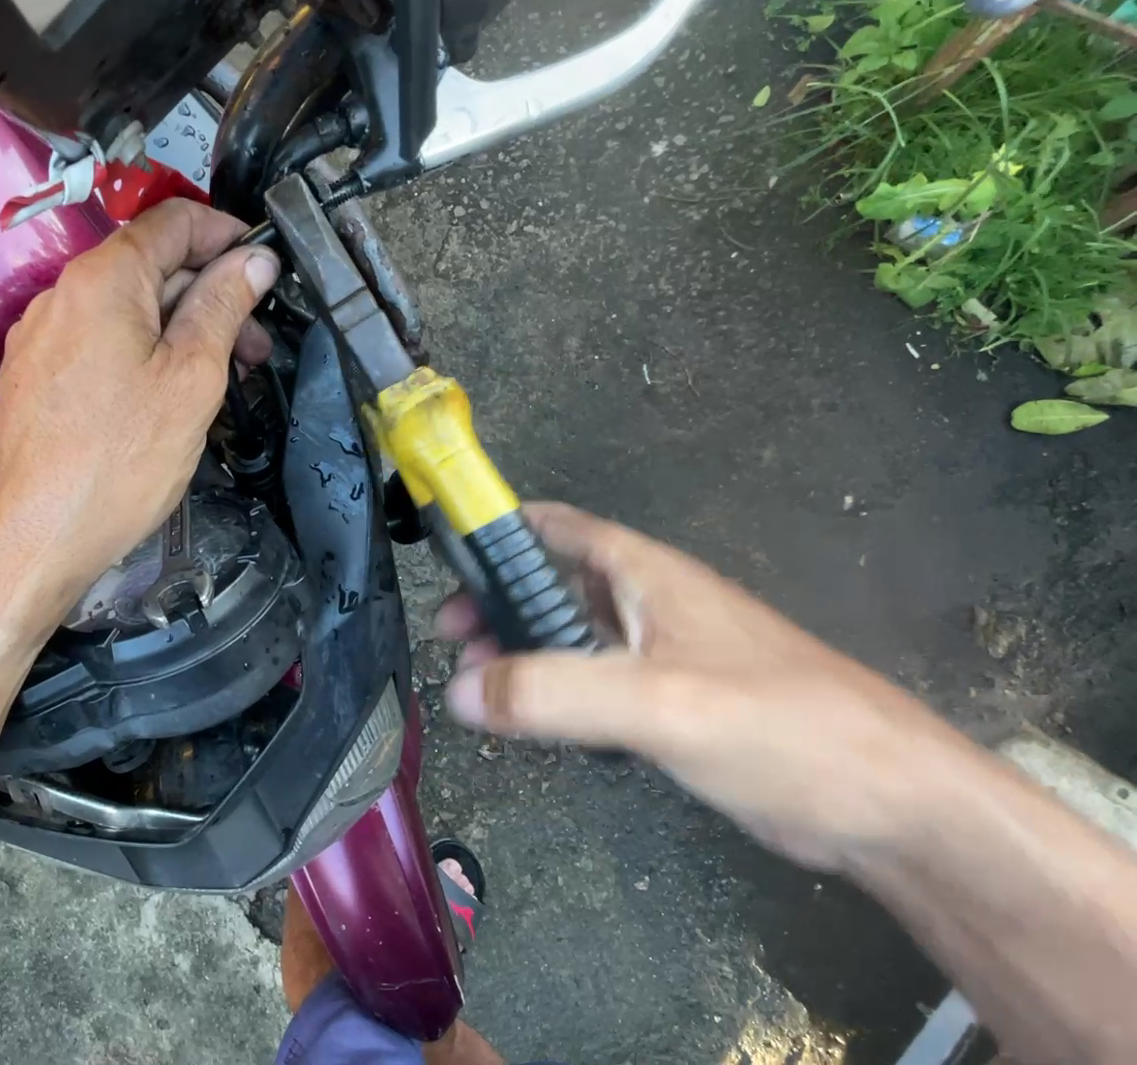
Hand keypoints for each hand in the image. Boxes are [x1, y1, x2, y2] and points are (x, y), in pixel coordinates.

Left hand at [0, 199, 278, 628]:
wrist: (32, 543)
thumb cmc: (114, 466)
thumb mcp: (191, 380)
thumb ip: (222, 308)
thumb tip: (251, 261)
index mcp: (101, 281)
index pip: (173, 221)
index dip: (226, 234)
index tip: (262, 265)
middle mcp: (60, 298)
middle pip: (148, 269)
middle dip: (208, 295)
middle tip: (252, 344)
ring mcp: (39, 340)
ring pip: (124, 312)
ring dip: (176, 331)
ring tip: (216, 379)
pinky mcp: (32, 379)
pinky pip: (96, 346)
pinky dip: (138, 355)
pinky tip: (162, 397)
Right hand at [438, 502, 974, 870]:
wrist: (894, 810)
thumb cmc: (782, 729)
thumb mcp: (660, 703)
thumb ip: (554, 693)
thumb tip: (458, 691)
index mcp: (646, 577)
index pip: (556, 528)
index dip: (498, 531)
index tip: (444, 554)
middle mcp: (647, 606)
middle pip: (550, 584)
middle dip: (494, 603)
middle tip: (450, 639)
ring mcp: (659, 658)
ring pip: (568, 639)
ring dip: (518, 652)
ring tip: (475, 684)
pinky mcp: (669, 707)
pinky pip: (590, 685)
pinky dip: (551, 693)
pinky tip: (529, 722)